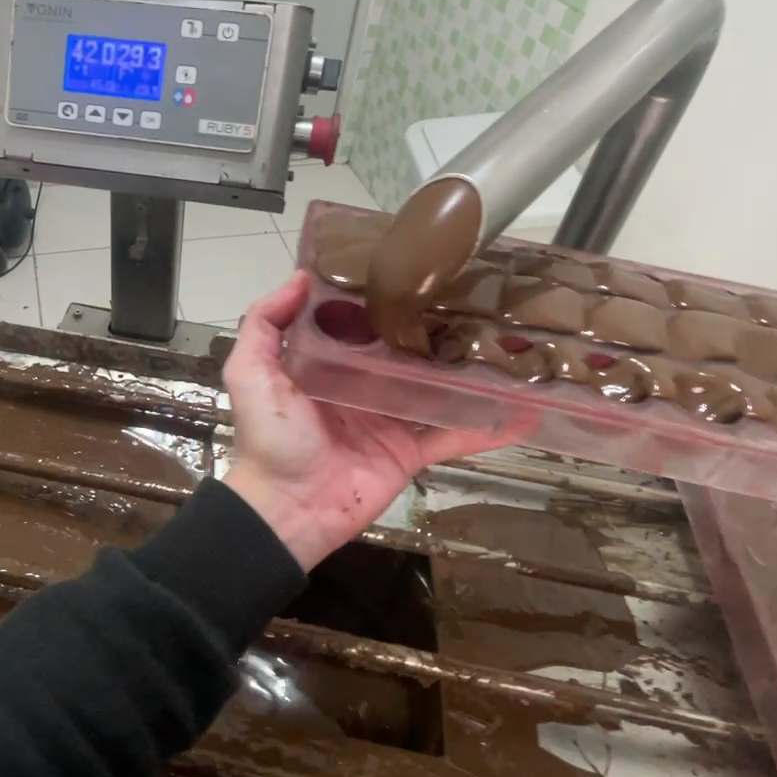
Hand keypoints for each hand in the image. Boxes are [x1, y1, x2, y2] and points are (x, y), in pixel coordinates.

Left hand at [219, 271, 535, 570]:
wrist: (288, 507)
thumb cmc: (270, 437)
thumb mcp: (251, 372)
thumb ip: (264, 324)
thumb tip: (299, 277)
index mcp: (325, 366)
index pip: (358, 325)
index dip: (381, 300)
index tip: (414, 269)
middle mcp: (360, 387)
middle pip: (404, 353)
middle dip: (434, 329)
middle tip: (477, 296)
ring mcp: (389, 420)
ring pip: (436, 390)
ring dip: (468, 372)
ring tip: (510, 342)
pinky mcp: (410, 452)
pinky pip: (454, 437)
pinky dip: (489, 428)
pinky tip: (525, 411)